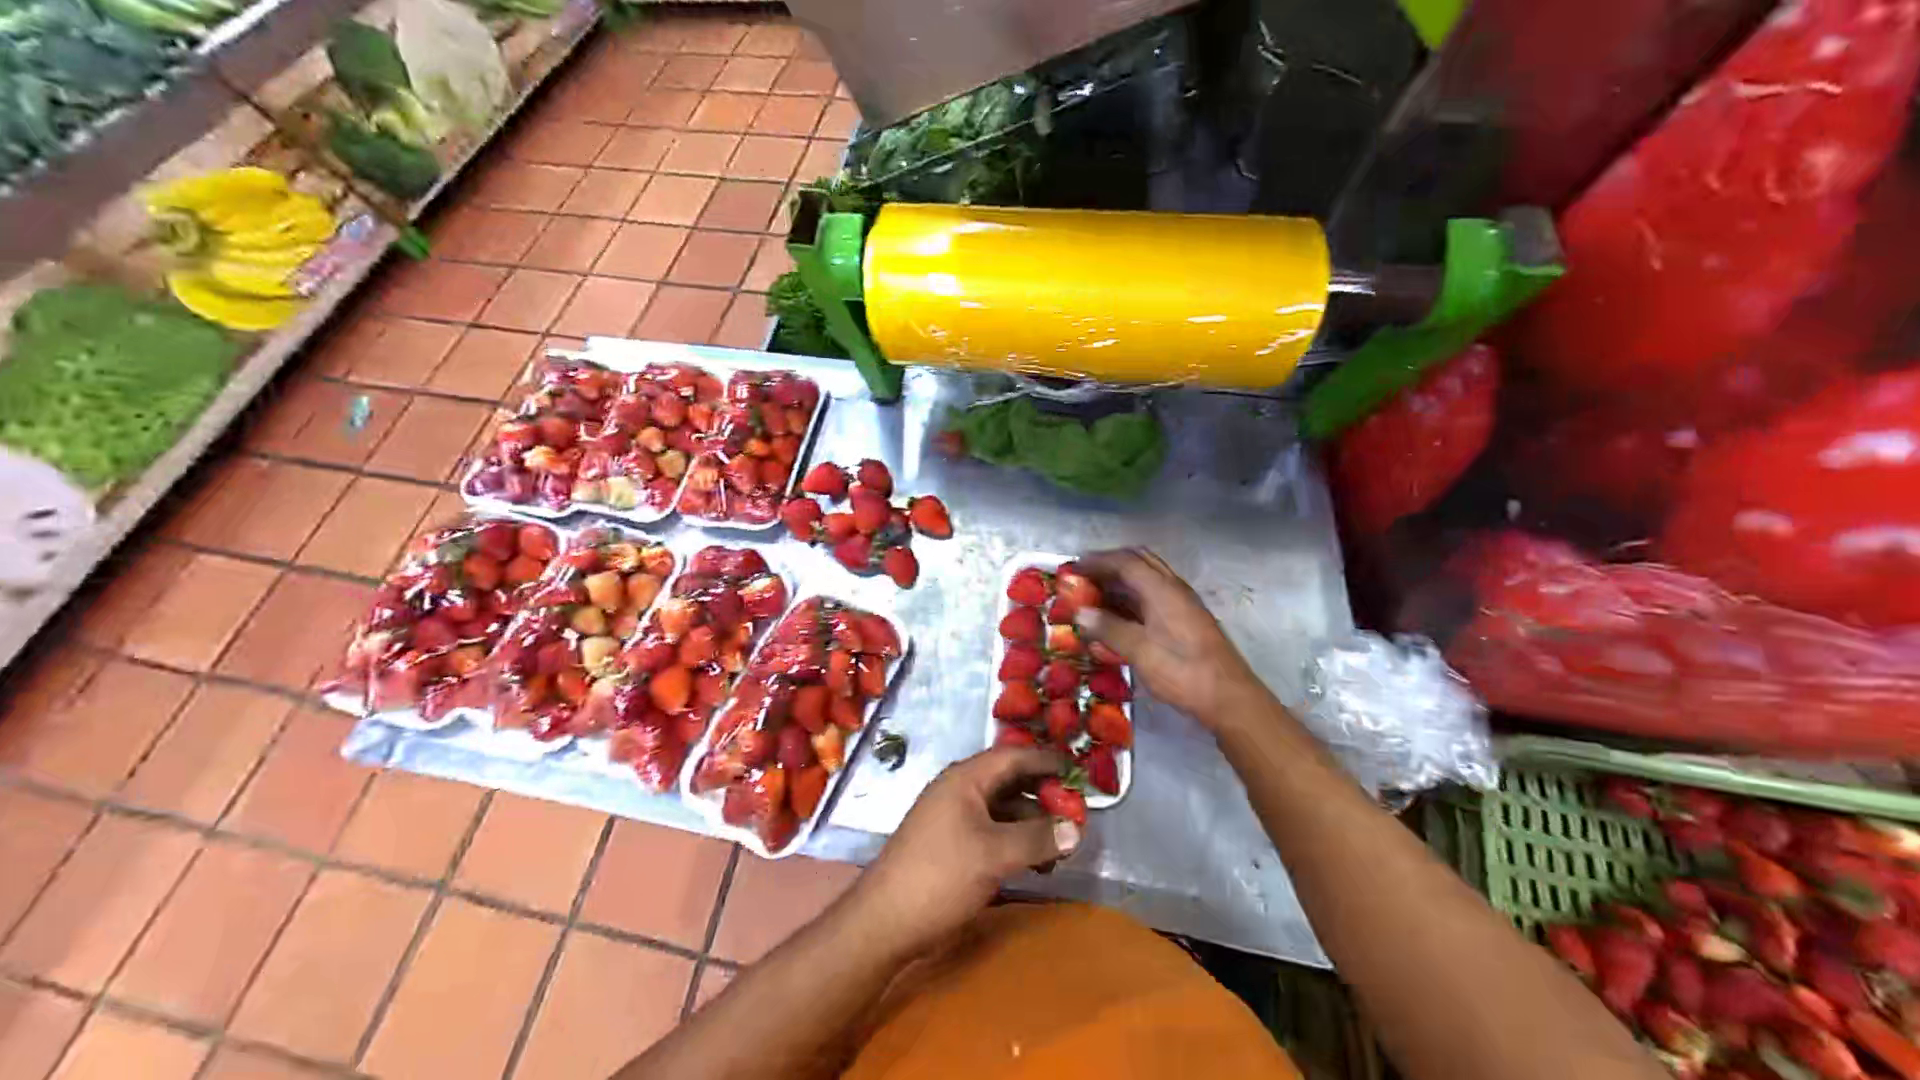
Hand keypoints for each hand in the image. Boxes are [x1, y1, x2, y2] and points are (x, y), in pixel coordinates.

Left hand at [850, 748, 1076, 955]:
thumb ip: (1038, 838)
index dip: (1047, 761)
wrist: (885, 920)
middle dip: (1044, 795)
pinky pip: (993, 831)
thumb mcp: (995, 854)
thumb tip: (1077, 830)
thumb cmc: (941, 875)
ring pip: (1003, 809)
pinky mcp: (953, 844)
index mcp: (966, 778)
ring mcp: (954, 818)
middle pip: (1010, 781)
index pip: (1014, 756)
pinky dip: (1017, 841)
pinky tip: (1036, 864)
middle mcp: (960, 790)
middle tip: (1077, 814)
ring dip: (1033, 823)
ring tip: (1062, 848)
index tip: (1080, 773)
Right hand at [1075, 548, 1269, 732]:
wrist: (1228, 698)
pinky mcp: (1185, 620)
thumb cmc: (1183, 671)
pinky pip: (1153, 595)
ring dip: (1121, 579)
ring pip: (1148, 578)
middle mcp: (1174, 589)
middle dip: (1110, 563)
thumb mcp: (1139, 650)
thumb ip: (1109, 628)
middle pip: (1139, 561)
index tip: (1073, 568)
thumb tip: (1080, 613)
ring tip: (1095, 593)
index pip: (1125, 562)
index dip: (1097, 562)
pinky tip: (1117, 614)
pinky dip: (1132, 596)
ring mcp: (1182, 604)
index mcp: (1162, 589)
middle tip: (1085, 575)